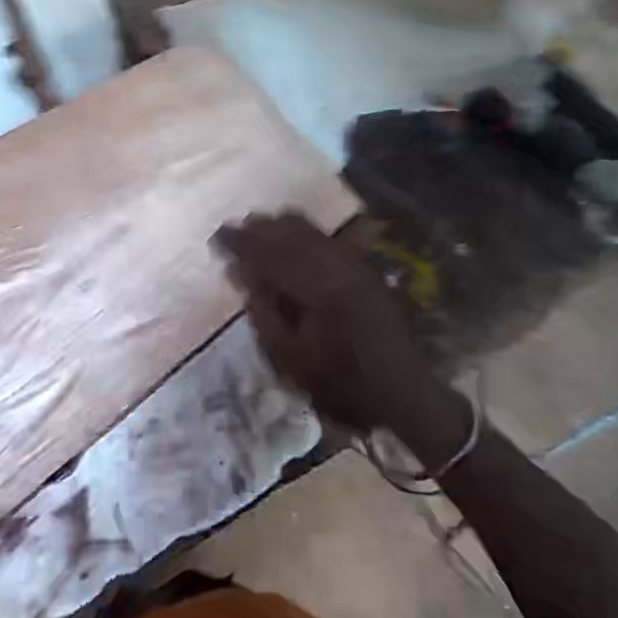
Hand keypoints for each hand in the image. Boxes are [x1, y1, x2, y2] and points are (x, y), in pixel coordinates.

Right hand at [214, 213, 458, 445]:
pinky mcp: (366, 268)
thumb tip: (246, 276)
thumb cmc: (340, 384)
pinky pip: (327, 239)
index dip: (241, 242)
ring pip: (312, 230)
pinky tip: (289, 244)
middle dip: (259, 228)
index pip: (272, 254)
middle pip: (293, 231)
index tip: (217, 238)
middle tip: (232, 233)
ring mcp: (357, 264)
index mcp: (320, 289)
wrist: (400, 390)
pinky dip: (302, 235)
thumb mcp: (289, 360)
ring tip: (256, 233)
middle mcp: (340, 266)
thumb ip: (264, 315)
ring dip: (280, 228)